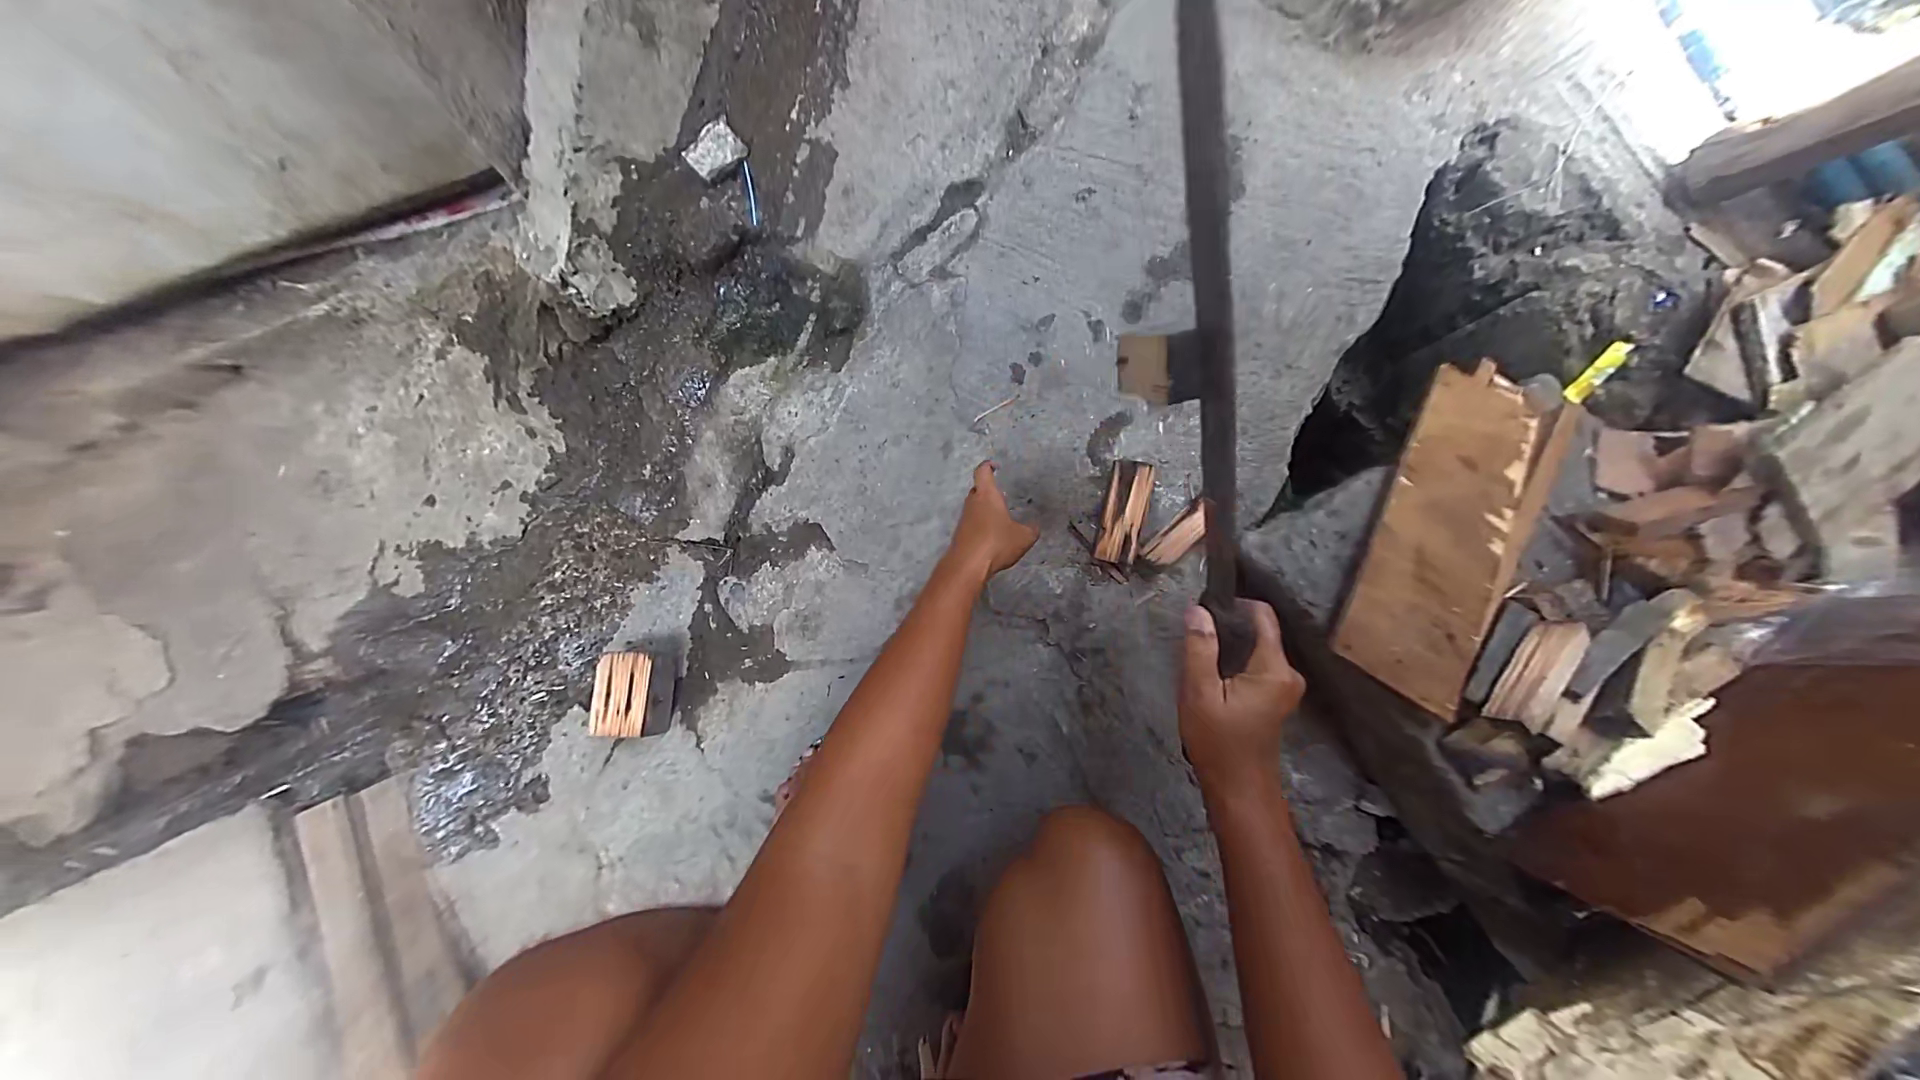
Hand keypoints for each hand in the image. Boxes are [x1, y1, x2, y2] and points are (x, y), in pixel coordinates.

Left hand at [948, 462, 1038, 578]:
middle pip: (977, 489)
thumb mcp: (1023, 537)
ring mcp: (964, 519)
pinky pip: (972, 523)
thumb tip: (1034, 527)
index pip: (983, 472)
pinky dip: (981, 524)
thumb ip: (1031, 529)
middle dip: (988, 490)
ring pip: (974, 507)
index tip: (995, 465)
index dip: (988, 465)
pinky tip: (992, 536)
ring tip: (999, 518)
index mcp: (987, 495)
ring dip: (984, 509)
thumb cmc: (996, 543)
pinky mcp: (961, 534)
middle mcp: (972, 503)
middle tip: (1001, 496)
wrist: (968, 565)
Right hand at [1179, 600, 1304, 790]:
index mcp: (1275, 668)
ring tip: (1199, 653)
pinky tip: (1211, 674)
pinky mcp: (1275, 697)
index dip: (1234, 605)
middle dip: (1227, 627)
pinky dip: (1234, 662)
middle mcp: (1288, 673)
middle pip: (1259, 630)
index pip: (1263, 615)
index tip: (1204, 609)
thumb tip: (1198, 609)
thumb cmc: (1219, 742)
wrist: (1239, 789)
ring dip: (1229, 646)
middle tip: (1194, 637)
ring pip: (1255, 647)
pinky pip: (1255, 664)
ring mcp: (1284, 686)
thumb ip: (1200, 648)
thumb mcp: (1199, 692)